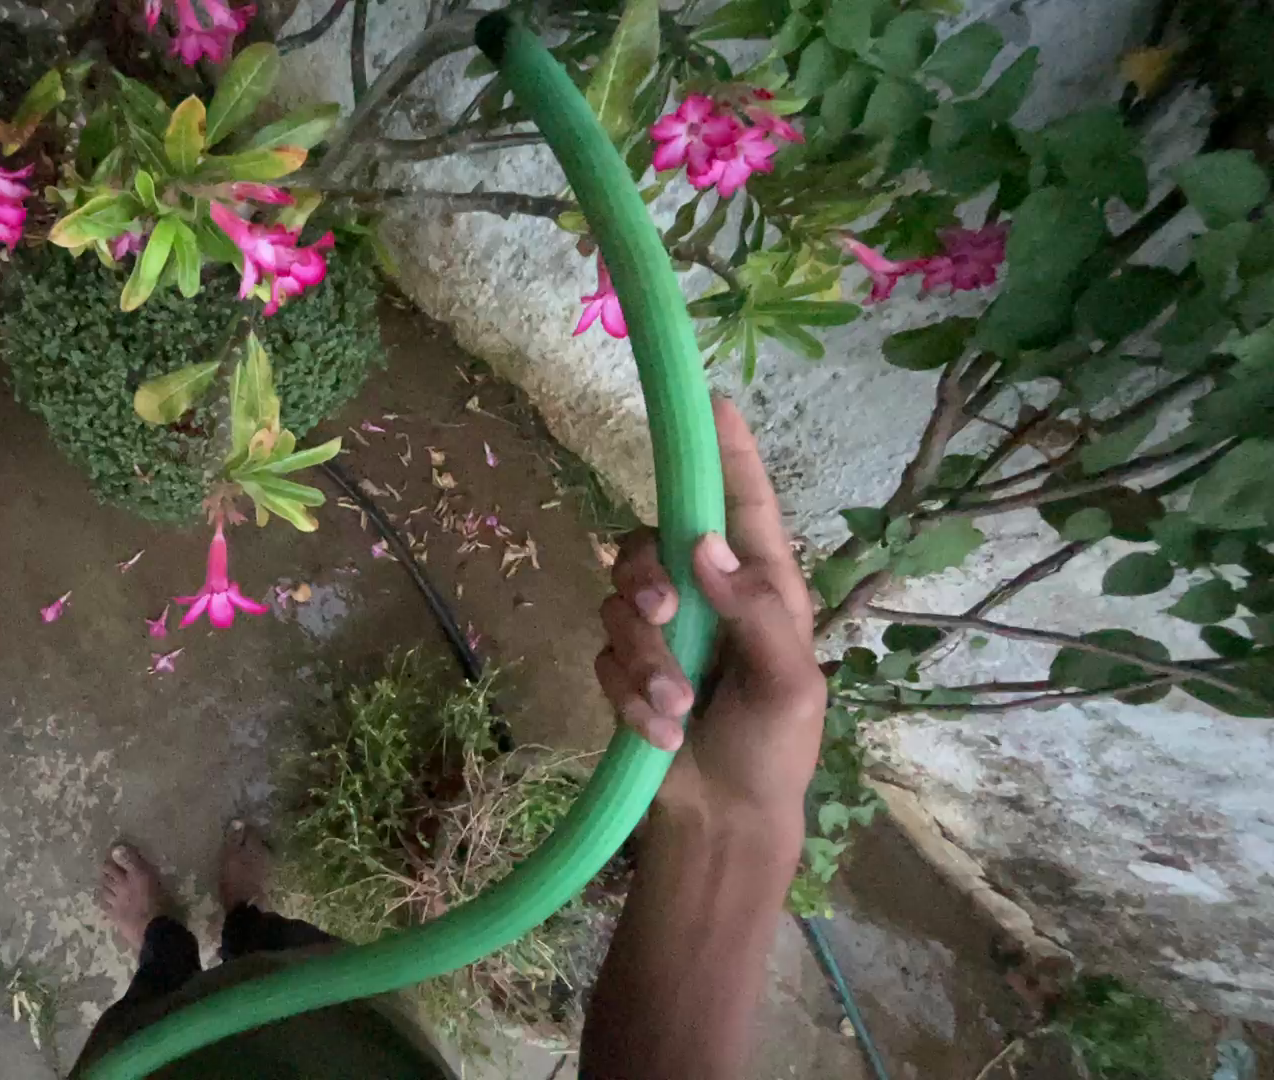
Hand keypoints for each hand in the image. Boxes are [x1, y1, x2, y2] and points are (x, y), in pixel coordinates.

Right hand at [593, 398, 825, 821]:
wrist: (722, 816)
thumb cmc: (775, 748)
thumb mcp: (789, 683)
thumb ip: (754, 611)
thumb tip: (700, 545)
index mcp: (756, 586)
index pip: (739, 507)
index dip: (727, 455)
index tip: (714, 405)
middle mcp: (700, 595)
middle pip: (646, 547)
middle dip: (646, 580)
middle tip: (662, 618)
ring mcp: (655, 632)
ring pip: (616, 605)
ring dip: (643, 659)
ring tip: (673, 709)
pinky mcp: (620, 666)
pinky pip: (603, 657)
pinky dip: (628, 693)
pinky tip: (658, 730)